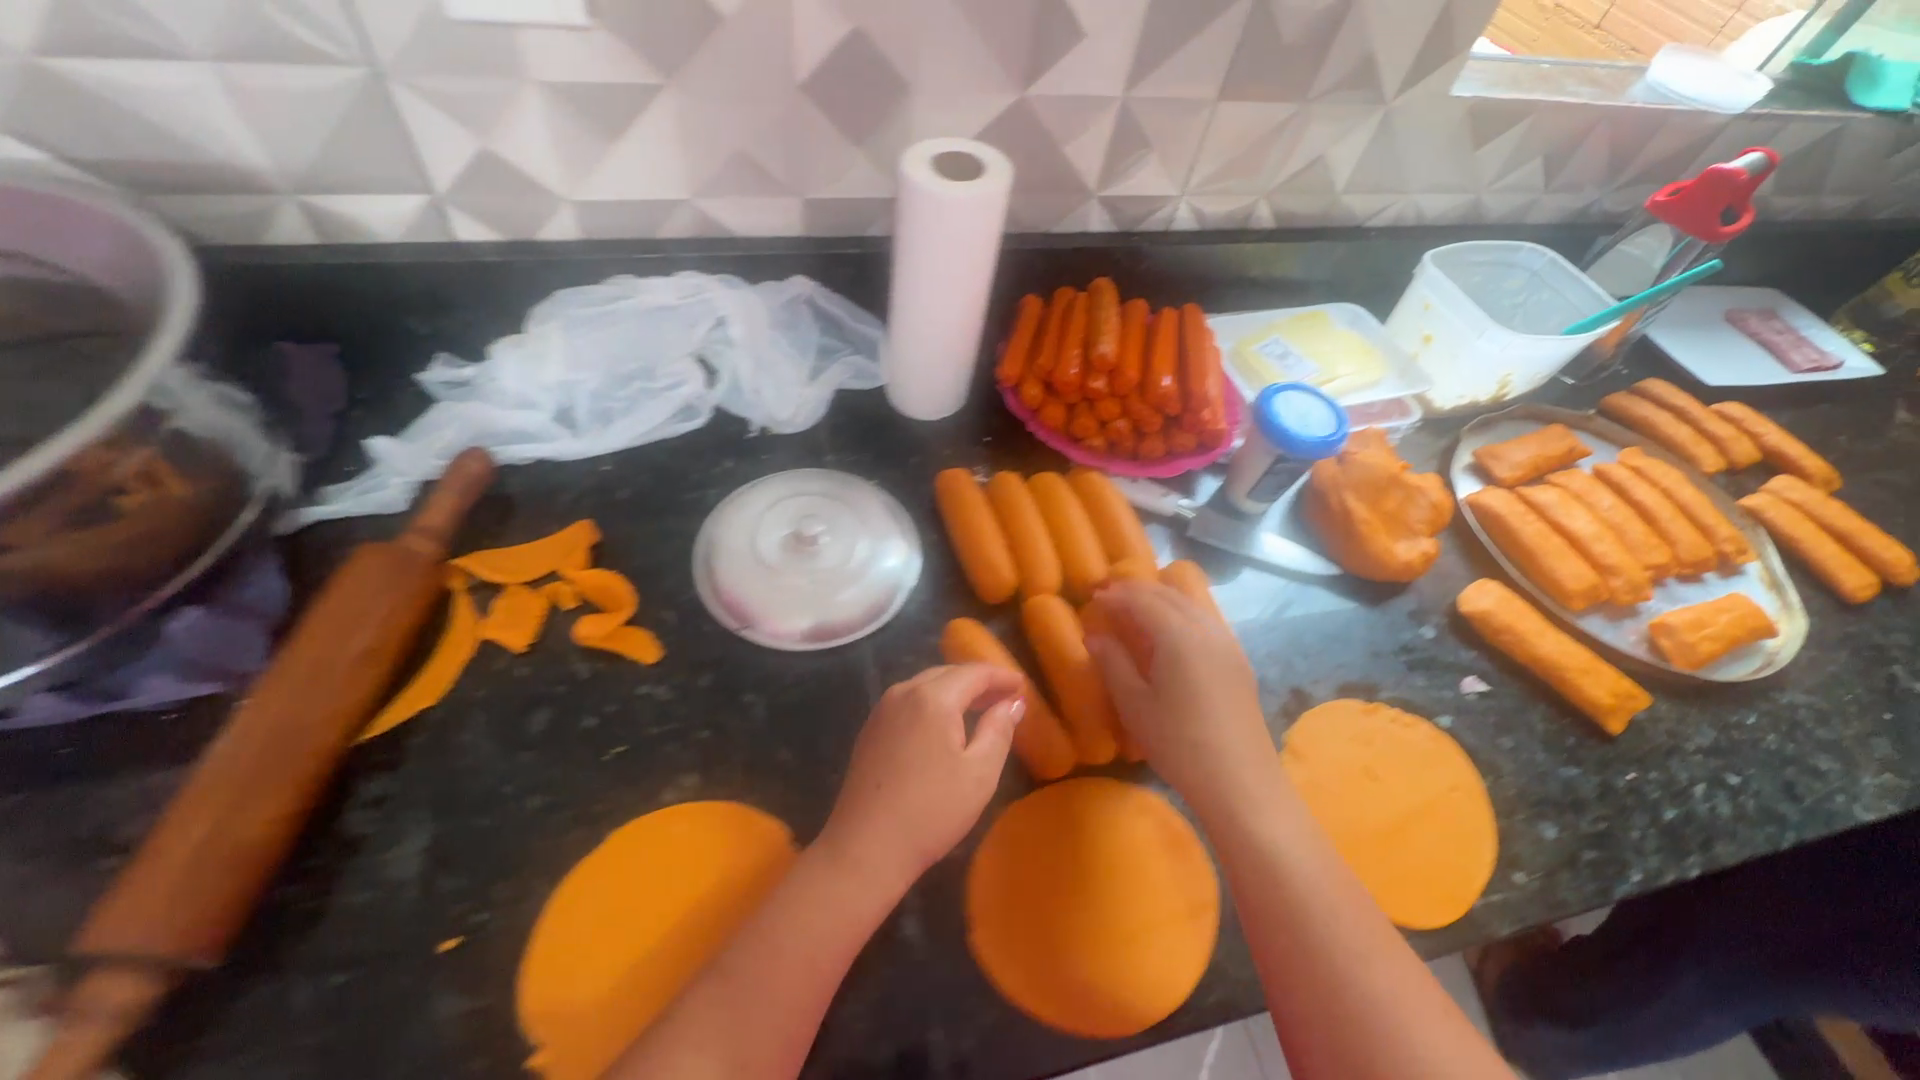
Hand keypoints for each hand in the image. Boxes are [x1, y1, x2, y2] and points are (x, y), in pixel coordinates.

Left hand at [817, 665, 1024, 891]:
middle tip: (1005, 697)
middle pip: (947, 674)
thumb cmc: (931, 811)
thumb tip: (1012, 702)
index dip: (1001, 676)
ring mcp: (881, 712)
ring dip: (954, 692)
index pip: (973, 673)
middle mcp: (903, 694)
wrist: (865, 848)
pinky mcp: (870, 731)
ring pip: (925, 687)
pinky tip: (945, 727)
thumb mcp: (979, 774)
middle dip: (978, 681)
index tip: (1022, 686)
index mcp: (932, 698)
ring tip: (980, 709)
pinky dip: (933, 705)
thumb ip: (999, 730)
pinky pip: (908, 704)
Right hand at [1085, 582, 1275, 817]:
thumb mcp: (1135, 706)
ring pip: (1191, 604)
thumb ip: (1113, 663)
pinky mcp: (1239, 661)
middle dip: (1137, 590)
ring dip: (1161, 599)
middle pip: (1169, 595)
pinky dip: (1181, 614)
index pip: (1142, 599)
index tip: (1091, 595)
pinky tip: (1169, 634)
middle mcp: (1207, 628)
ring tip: (1135, 610)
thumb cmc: (1179, 745)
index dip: (1115, 594)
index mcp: (1178, 635)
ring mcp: (1228, 643)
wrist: (1240, 783)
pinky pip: (1205, 621)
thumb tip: (1095, 636)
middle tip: (1109, 597)